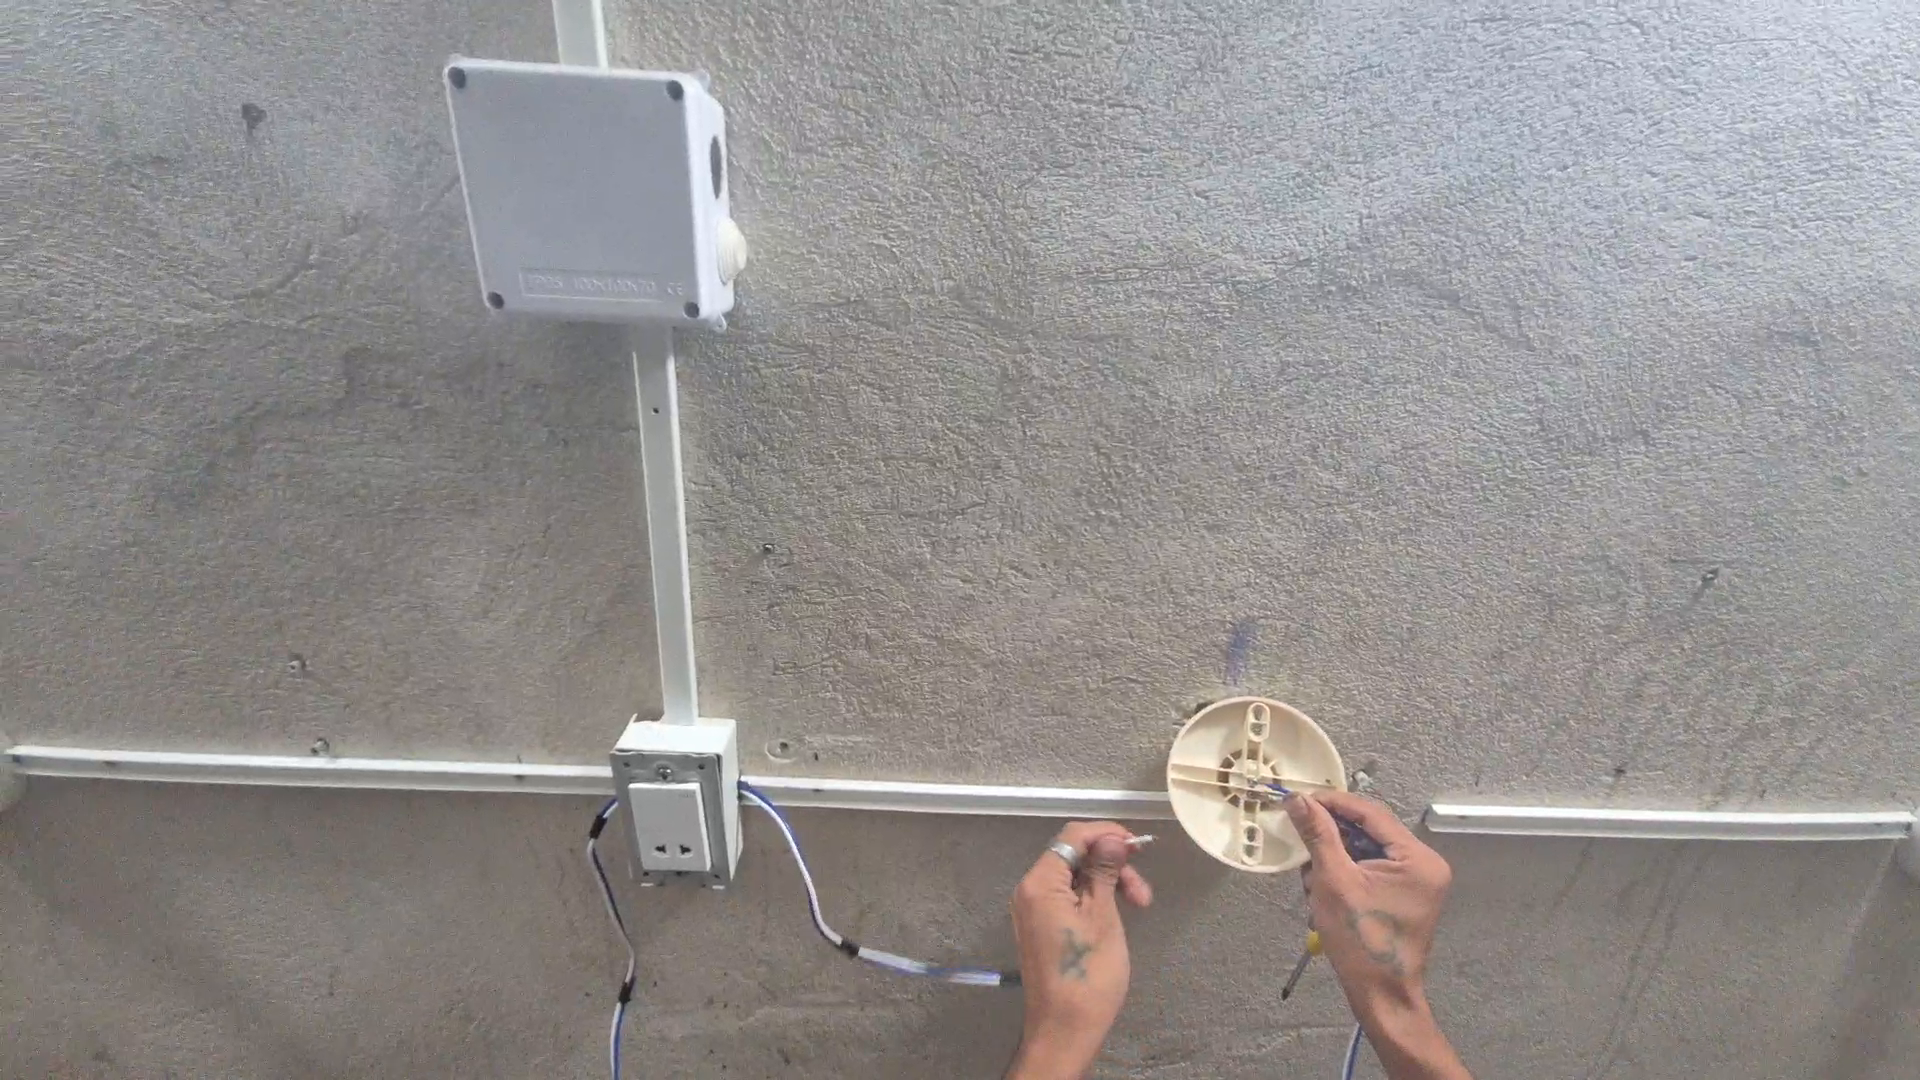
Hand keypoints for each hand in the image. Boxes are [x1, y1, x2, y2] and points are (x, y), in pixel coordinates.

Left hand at [1006, 822, 1153, 1078]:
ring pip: (1074, 876)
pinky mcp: (1041, 925)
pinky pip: (1067, 896)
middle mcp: (1029, 889)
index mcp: (1039, 882)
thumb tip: (1112, 838)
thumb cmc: (1088, 976)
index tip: (1138, 845)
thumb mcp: (1103, 917)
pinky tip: (1116, 912)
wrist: (1064, 1033)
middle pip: (1073, 855)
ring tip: (1139, 905)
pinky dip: (1093, 897)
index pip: (1072, 837)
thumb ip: (1104, 871)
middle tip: (1143, 891)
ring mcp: (1033, 908)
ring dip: (1107, 882)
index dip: (1106, 833)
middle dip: (1111, 863)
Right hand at [1288, 791, 1472, 1079]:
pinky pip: (1367, 864)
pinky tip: (1322, 883)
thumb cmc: (1360, 939)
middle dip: (1331, 832)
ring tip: (1311, 873)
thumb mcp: (1333, 880)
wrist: (1380, 996)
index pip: (1370, 812)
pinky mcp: (1402, 892)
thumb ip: (1318, 834)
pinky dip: (1342, 868)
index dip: (1332, 802)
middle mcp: (1423, 863)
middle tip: (1298, 833)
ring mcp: (1415, 879)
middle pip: (1368, 828)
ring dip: (1333, 852)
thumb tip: (1298, 798)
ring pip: (1364, 845)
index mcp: (1418, 859)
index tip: (1298, 799)